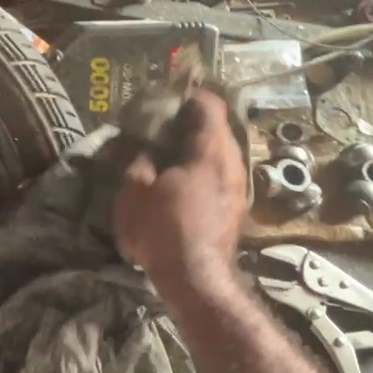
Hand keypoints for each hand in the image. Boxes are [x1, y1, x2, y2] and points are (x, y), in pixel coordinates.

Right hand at [114, 91, 248, 298]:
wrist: (195, 277)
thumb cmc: (162, 229)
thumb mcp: (134, 192)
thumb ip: (139, 164)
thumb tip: (146, 152)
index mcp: (209, 151)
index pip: (210, 106)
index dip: (191, 96)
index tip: (170, 95)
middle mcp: (232, 163)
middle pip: (218, 129)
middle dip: (193, 123)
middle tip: (164, 124)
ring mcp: (238, 187)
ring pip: (220, 153)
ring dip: (198, 148)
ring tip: (170, 153)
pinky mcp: (235, 207)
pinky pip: (220, 174)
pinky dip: (203, 168)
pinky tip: (182, 180)